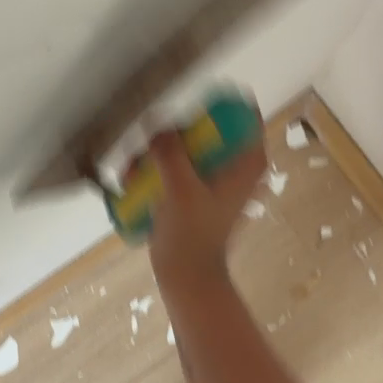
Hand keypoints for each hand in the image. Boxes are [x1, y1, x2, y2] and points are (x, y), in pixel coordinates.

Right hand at [145, 109, 268, 287]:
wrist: (185, 274)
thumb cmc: (192, 235)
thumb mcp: (181, 189)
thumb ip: (170, 153)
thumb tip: (157, 124)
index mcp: (248, 161)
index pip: (241, 113)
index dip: (212, 108)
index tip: (184, 119)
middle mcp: (235, 163)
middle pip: (206, 126)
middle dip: (173, 135)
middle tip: (152, 150)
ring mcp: (213, 176)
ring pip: (185, 145)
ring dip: (156, 153)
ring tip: (135, 171)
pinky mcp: (194, 188)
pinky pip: (173, 164)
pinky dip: (154, 169)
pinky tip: (134, 181)